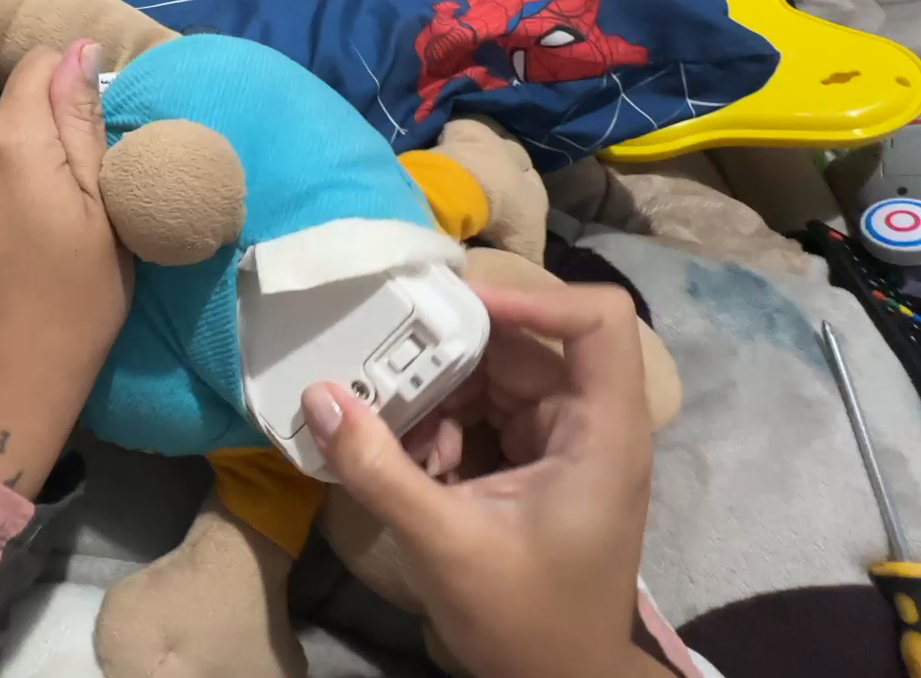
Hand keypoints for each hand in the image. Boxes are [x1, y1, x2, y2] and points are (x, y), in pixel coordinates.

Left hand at [0, 40, 130, 498]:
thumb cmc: (72, 305)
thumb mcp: (102, 215)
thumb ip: (83, 124)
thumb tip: (80, 50)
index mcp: (11, 143)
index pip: (37, 66)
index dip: (72, 85)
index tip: (92, 135)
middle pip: (11, 108)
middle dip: (46, 130)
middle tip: (75, 194)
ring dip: (14, 161)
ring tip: (35, 224)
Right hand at [300, 284, 659, 677]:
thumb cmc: (525, 623)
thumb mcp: (442, 544)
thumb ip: (378, 468)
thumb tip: (319, 396)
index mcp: (601, 432)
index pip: (597, 321)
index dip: (534, 296)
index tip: (456, 310)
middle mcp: (589, 420)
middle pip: (521, 343)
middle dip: (449, 355)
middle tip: (385, 369)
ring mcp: (562, 436)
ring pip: (493, 373)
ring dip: (439, 394)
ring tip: (400, 432)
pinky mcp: (535, 454)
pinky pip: (482, 406)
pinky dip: (443, 421)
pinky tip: (418, 458)